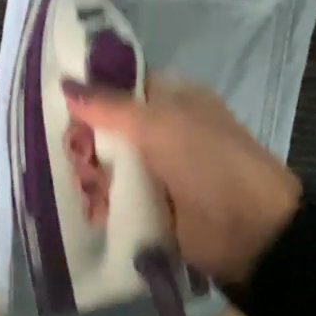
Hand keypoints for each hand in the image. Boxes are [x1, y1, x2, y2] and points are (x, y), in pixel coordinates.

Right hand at [65, 74, 301, 283]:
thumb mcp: (160, 125)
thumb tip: (66, 85)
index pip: (118, 90)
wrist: (250, 230)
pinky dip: (98, 204)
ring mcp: (153, 172)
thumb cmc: (210, 162)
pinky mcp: (147, 208)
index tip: (67, 113)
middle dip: (84, 145)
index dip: (90, 98)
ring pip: (102, 166)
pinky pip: (110, 200)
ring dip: (89, 177)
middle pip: (103, 131)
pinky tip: (96, 210)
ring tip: (91, 189)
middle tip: (81, 160)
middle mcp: (159, 133)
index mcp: (171, 101)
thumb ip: (110, 106)